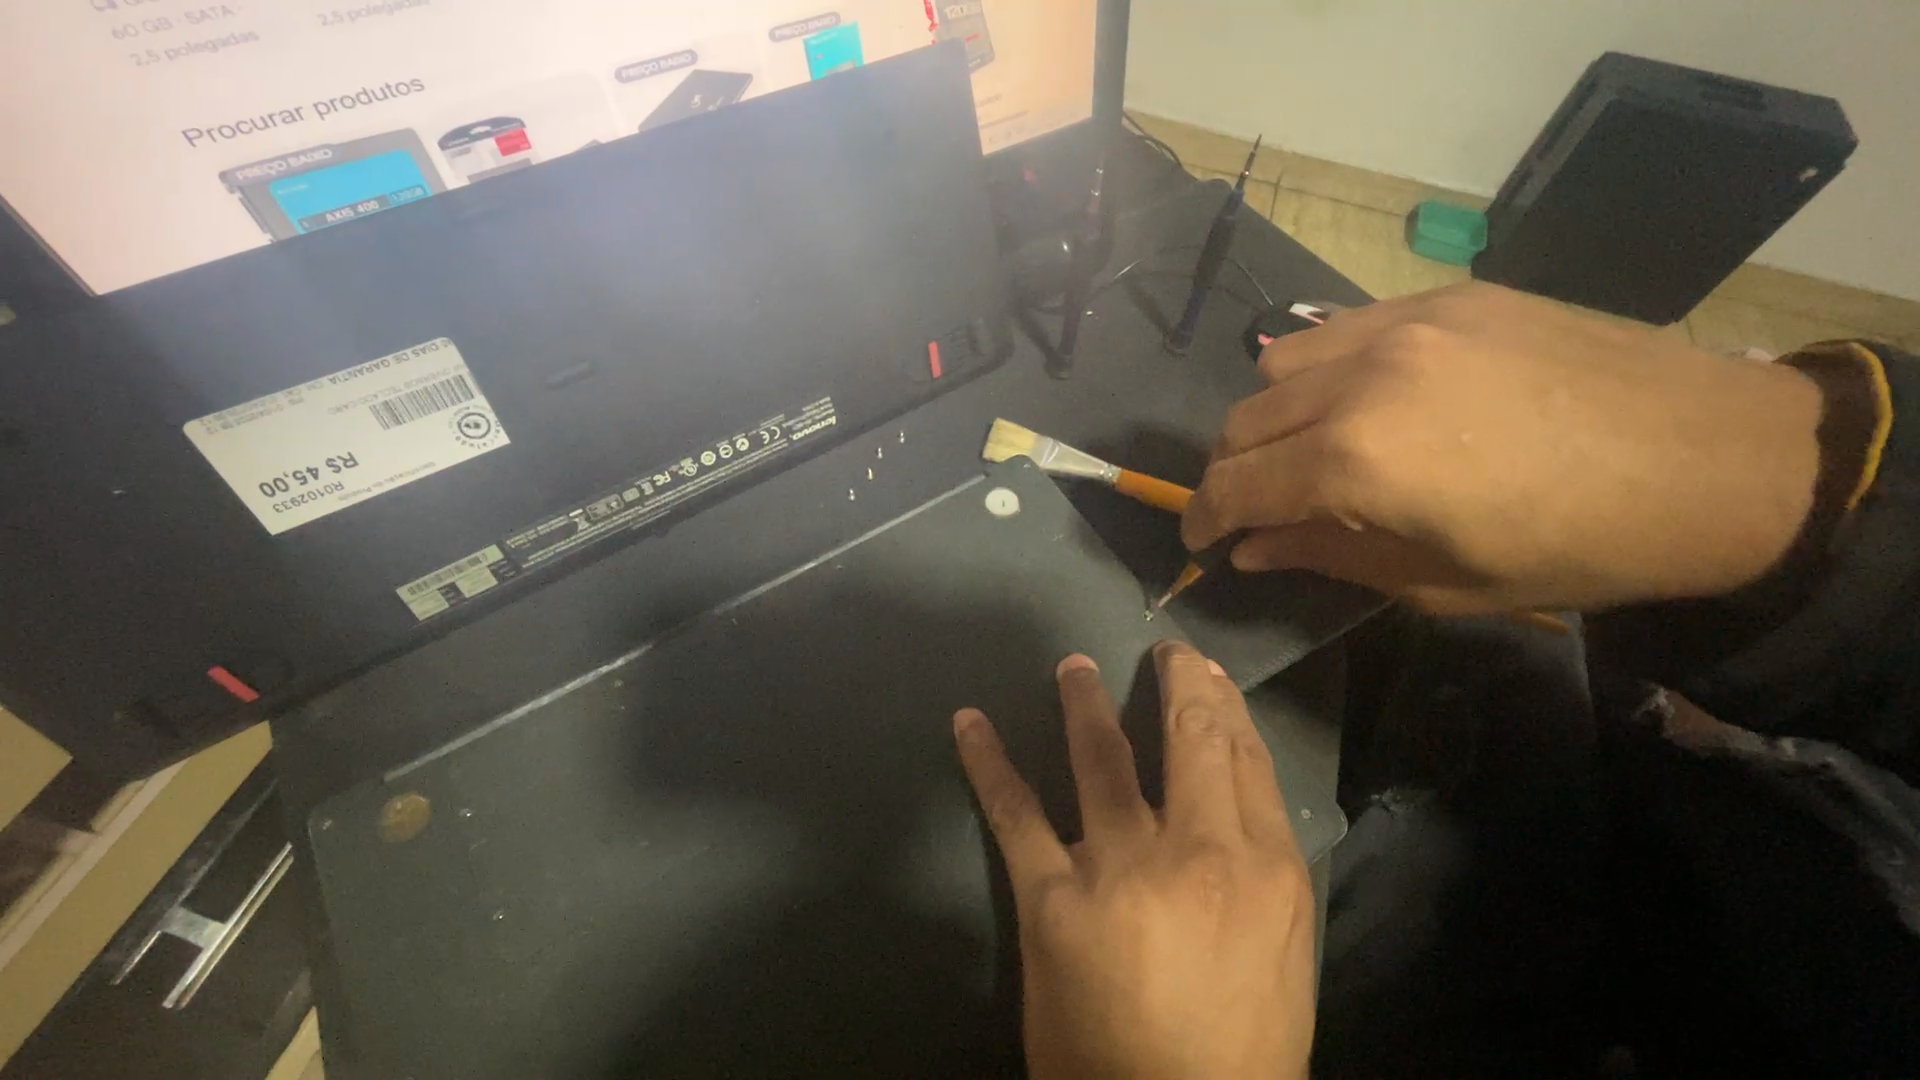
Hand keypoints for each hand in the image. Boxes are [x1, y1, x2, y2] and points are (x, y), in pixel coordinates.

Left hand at [953, 644, 1314, 1079]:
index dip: (1223, 704)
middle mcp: (1194, 853)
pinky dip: (987, 761)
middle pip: (1188, 739)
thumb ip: (1260, 866)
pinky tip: (967, 722)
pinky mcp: (1049, 895)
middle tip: (1162, 650)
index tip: (1204, 671)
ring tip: (1073, 665)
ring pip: (1101, 756)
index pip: (1244, 757)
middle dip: (1176, 682)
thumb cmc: (1237, 1041)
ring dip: (1084, 701)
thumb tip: (1232, 793)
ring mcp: (1116, 868)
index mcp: (1264, 870)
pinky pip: (1014, 811)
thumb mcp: (1281, 950)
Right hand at [1183, 283, 1824, 612]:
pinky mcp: (1442, 298)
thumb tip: (1249, 550)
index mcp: (1357, 462)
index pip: (1236, 486)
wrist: (1718, 461)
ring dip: (1268, 416)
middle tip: (1247, 504)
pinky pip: (1338, 329)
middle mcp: (1359, 380)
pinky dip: (1320, 370)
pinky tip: (1357, 396)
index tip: (1200, 540)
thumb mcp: (1437, 581)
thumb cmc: (1574, 548)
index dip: (1204, 518)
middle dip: (1227, 473)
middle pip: (1241, 423)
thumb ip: (1324, 557)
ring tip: (1303, 445)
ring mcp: (1401, 326)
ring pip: (1276, 367)